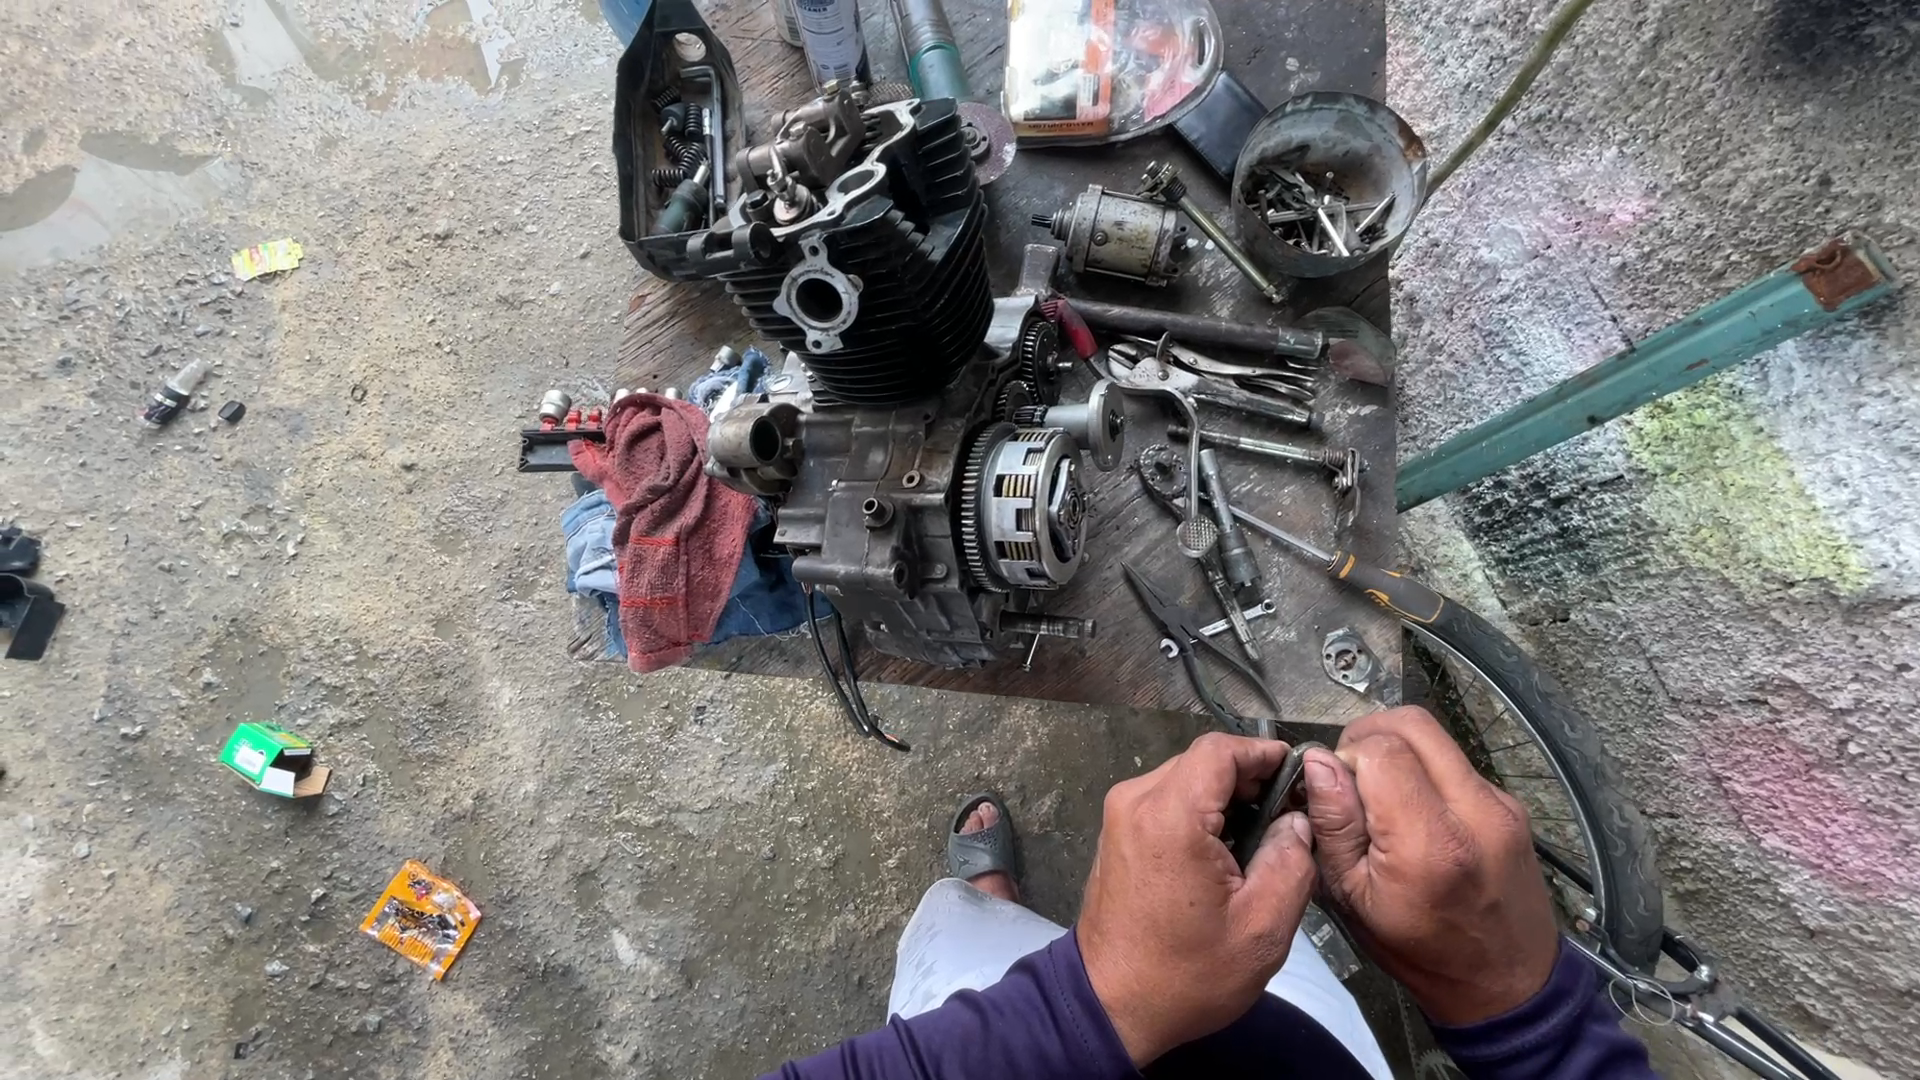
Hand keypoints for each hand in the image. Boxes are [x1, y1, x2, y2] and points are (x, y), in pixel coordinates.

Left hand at [1077, 733, 1317, 1064]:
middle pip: (1200, 762)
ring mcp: (1120, 812)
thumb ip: (1290, 862)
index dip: (1261, 753)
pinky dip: (1197, 808)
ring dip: (1222, 794)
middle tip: (1287, 810)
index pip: (1218, 751)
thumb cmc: (1187, 972)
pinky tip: (1224, 844)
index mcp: (1169, 815)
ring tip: (1261, 832)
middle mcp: (1136, 799)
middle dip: (1247, 777)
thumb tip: (1296, 820)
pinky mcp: (1117, 828)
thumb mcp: (1261, 928)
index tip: (1296, 771)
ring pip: (1183, 778)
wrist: (1112, 1001)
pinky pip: (1164, 797)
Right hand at [1303, 706, 1560, 1025]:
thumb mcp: (1350, 895)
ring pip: (1432, 735)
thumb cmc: (1418, 948)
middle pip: (1410, 724)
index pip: (1380, 750)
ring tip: (1378, 790)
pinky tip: (1412, 807)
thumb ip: (1333, 822)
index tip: (1334, 788)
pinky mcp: (1510, 803)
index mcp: (1432, 843)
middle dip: (1366, 737)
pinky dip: (1420, 767)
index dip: (1345, 757)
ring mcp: (1501, 804)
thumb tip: (1317, 761)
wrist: (1508, 987)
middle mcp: (1476, 812)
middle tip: (1350, 775)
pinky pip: (1452, 758)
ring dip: (1394, 749)